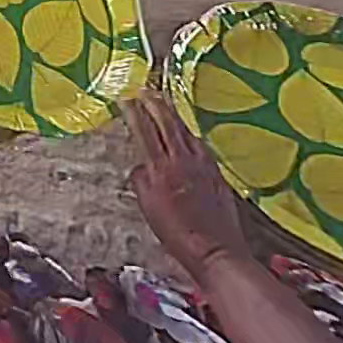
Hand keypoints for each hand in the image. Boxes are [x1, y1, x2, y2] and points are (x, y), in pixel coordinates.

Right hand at [125, 91, 249, 278]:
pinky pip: (198, 143)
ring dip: (171, 112)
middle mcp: (181, 159)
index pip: (144, 130)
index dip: (134, 111)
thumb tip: (140, 165)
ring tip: (162, 101)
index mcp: (160, 168)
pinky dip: (188, 131)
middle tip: (144, 90)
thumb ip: (141, 180)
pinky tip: (186, 130)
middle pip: (166, 122)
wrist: (217, 252)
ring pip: (184, 129)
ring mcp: (201, 163)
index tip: (126, 98)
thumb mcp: (149, 207)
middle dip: (153, 103)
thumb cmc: (177, 234)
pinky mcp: (215, 171)